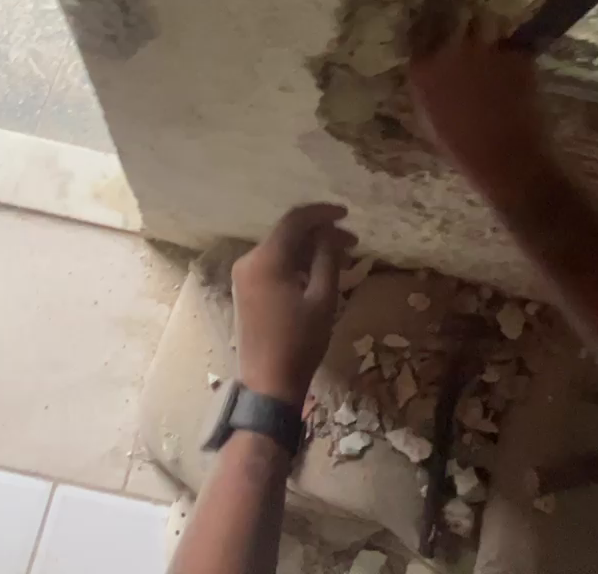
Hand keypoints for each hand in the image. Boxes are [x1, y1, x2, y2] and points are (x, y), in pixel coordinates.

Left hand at [232, 204, 356, 402]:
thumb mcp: (323, 299)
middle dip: (321, 234)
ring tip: (342, 259)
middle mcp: (249, 260)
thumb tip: (330, 233)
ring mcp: (244, 275)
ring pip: (282, 249)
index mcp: (266, 259)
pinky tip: (319, 273)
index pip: (295, 220)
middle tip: (353, 243)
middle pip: (288, 234)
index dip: (322, 213)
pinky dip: (297, 263)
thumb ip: (327, 259)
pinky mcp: (246, 289)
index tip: (347, 214)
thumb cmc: (299, 343)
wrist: (268, 384)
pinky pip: (274, 264)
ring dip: (311, 249)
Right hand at [408, 20, 556, 203]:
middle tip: (467, 30)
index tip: (437, 26)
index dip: (430, 26)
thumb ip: (427, 84)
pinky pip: (512, 43)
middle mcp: (450, 50)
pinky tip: (515, 66)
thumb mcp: (429, 116)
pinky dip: (513, 52)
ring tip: (492, 42)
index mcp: (423, 68)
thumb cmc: (460, 147)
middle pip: (454, 17)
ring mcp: (485, 49)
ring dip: (487, 29)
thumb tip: (431, 66)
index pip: (421, 29)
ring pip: (485, 22)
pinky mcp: (515, 53)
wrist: (506, 158)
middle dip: (460, 21)